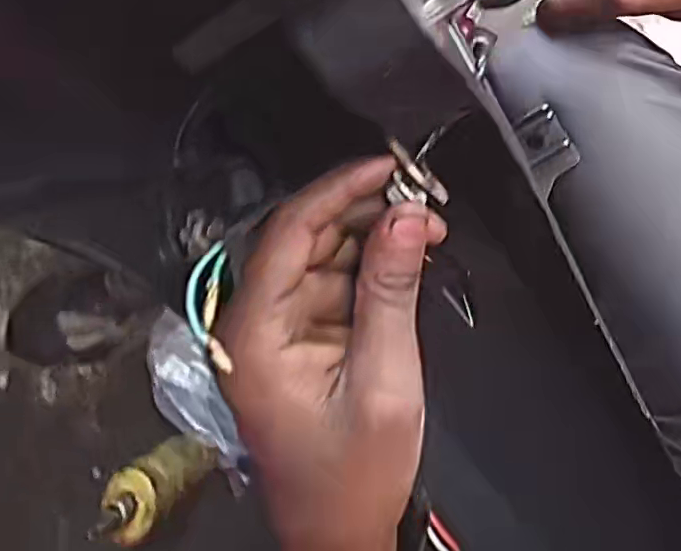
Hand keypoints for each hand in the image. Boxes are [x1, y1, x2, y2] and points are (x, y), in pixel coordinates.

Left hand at [216, 158, 448, 550]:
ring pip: (329, 247)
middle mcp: (258, 319)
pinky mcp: (305, 328)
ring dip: (378, 231)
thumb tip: (405, 215)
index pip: (291, 229)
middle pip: (310, 233)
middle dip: (368, 209)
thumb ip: (391, 289)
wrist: (342, 533)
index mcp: (256, 332)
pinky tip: (408, 254)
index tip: (385, 167)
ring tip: (424, 227)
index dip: (340, 188)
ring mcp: (282, 322)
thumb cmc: (350, 477)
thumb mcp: (383, 379)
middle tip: (419, 199)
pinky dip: (376, 259)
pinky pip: (340, 272)